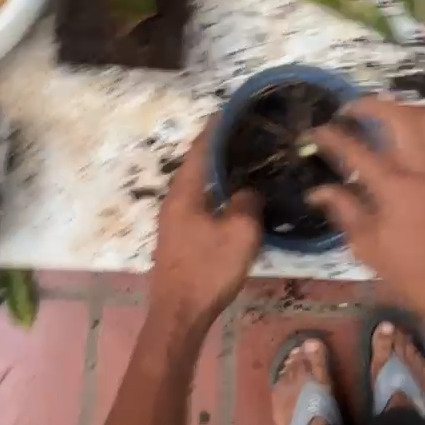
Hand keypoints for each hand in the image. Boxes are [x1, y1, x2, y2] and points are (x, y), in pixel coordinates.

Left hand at [148, 124, 263, 326]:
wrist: (178, 315)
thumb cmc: (208, 269)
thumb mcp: (240, 231)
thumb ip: (247, 202)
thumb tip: (249, 191)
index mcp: (185, 190)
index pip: (202, 147)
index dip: (218, 127)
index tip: (234, 109)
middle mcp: (175, 198)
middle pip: (200, 163)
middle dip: (222, 148)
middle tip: (250, 135)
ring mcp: (175, 219)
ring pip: (201, 185)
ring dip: (221, 173)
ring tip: (249, 163)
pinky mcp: (180, 237)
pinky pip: (202, 202)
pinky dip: (219, 193)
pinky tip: (237, 199)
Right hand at [309, 97, 424, 318]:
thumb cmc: (410, 273)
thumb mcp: (368, 247)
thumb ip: (344, 210)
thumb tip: (317, 190)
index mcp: (394, 189)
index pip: (356, 150)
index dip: (331, 137)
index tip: (316, 132)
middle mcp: (423, 170)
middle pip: (399, 117)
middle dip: (370, 106)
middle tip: (351, 111)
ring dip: (404, 108)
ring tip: (385, 113)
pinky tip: (423, 126)